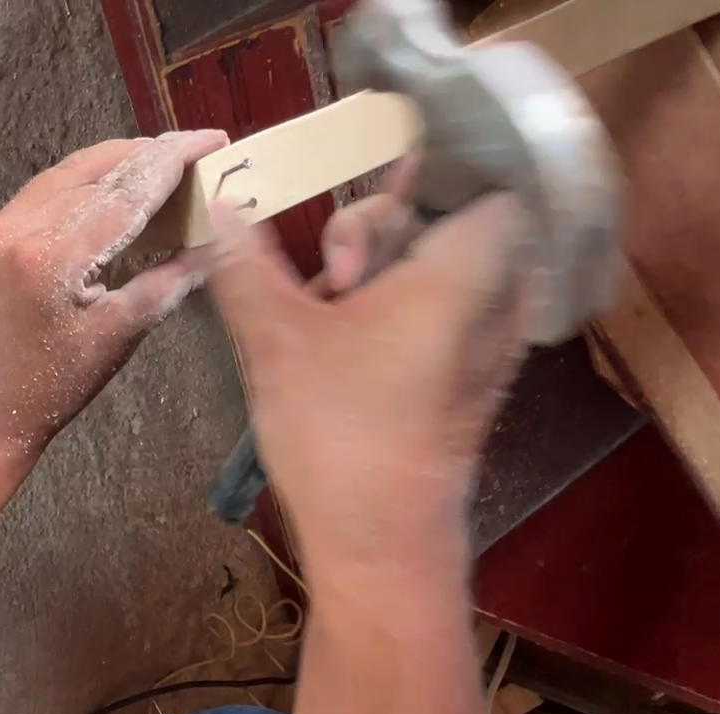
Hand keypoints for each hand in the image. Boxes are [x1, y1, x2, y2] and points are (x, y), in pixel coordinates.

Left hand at [0, 130, 229, 459]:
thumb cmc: (49, 389)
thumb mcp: (118, 335)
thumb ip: (167, 281)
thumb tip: (213, 244)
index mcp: (54, 255)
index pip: (128, 187)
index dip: (175, 158)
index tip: (213, 140)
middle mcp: (19, 228)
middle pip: (97, 169)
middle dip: (148, 156)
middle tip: (192, 158)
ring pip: (67, 174)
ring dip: (114, 166)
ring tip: (156, 172)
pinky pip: (42, 194)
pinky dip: (80, 186)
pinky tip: (107, 195)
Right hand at [206, 186, 531, 581]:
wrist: (378, 538)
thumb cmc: (337, 428)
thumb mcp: (275, 339)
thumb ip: (245, 264)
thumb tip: (220, 204)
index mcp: (471, 262)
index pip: (474, 168)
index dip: (409, 174)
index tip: (346, 223)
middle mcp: (499, 292)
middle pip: (443, 218)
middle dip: (370, 237)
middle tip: (325, 279)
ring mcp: (488, 340)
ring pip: (430, 272)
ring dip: (368, 282)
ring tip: (320, 329)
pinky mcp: (466, 378)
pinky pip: (432, 317)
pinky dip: (384, 316)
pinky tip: (336, 355)